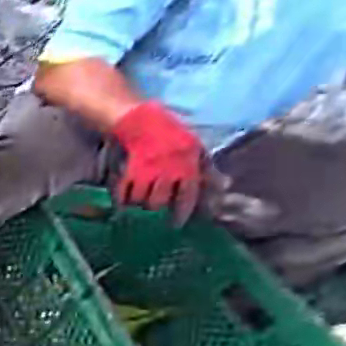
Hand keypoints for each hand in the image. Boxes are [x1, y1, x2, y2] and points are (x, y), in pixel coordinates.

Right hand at [109, 100, 208, 223]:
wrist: (142, 121)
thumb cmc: (171, 134)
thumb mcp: (195, 148)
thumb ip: (205, 168)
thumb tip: (223, 186)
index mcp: (188, 163)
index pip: (188, 193)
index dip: (182, 212)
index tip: (176, 225)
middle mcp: (168, 169)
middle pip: (160, 201)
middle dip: (156, 209)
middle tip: (153, 214)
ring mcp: (146, 171)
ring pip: (141, 199)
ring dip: (139, 206)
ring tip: (138, 207)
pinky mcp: (127, 171)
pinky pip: (122, 193)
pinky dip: (121, 200)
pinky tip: (121, 204)